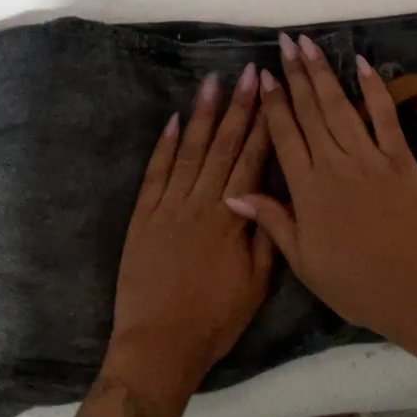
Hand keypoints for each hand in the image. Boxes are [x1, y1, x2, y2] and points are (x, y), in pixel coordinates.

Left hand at [109, 65, 274, 391]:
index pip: (252, 160)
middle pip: (223, 146)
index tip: (270, 93)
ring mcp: (169, 205)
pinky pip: (156, 172)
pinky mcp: (142, 215)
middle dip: (238, 106)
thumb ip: (267, 236)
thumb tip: (274, 192)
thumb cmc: (214, 319)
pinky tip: (174, 119)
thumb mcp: (256, 286)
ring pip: (190, 150)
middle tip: (247, 72)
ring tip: (212, 81)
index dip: (262, 124)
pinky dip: (165, 145)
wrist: (158, 345)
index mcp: (232, 217)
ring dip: (202, 114)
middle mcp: (201, 202)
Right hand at [225, 34, 416, 346]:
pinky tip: (362, 64)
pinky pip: (384, 116)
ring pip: (340, 106)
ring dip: (323, 73)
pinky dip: (374, 88)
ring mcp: (369, 157)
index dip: (273, 102)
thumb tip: (233, 193)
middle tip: (285, 42)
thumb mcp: (304, 261)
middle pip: (309, 111)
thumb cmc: (355, 282)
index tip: (265, 74)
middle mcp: (334, 163)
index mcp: (307, 189)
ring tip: (309, 44)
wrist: (416, 289)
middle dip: (295, 73)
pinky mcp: (400, 158)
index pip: (284, 134)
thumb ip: (272, 220)